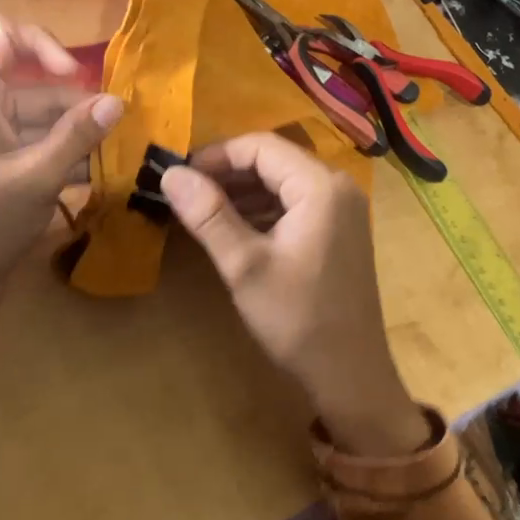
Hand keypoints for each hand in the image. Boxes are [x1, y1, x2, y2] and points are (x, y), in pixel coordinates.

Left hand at [0, 16, 121, 382]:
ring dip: (80, 138)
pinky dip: (67, 161)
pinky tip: (105, 177)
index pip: (2, 35)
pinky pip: (38, 152)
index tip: (75, 77)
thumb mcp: (34, 177)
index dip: (42, 45)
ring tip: (124, 154)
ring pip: (43, 124)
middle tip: (124, 130)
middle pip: (35, 87)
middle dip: (80, 106)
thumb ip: (77, 136)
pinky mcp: (0, 173)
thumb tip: (117, 102)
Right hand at [160, 133, 429, 455]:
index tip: (178, 177)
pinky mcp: (340, 231)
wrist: (350, 373)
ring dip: (243, 192)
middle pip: (274, 160)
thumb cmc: (297, 318)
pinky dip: (263, 210)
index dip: (215, 156)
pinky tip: (234, 229)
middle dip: (227, 173)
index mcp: (320, 186)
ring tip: (201, 212)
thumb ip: (208, 215)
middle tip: (185, 194)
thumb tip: (169, 174)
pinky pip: (296, 203)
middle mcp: (338, 187)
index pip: (260, 146)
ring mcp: (343, 209)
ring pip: (283, 182)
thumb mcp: (245, 266)